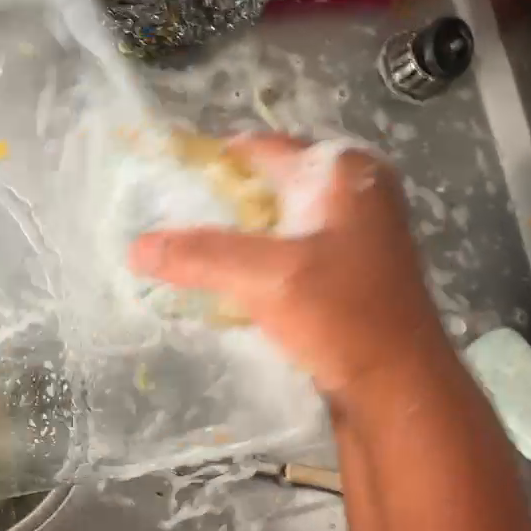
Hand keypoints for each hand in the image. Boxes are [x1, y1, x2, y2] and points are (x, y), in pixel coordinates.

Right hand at [129, 134, 454, 399]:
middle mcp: (349, 191)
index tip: (157, 187)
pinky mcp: (338, 268)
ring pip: (267, 221)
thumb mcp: (264, 277)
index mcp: (342, 173)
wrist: (395, 383)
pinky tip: (216, 283)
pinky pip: (277, 251)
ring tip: (177, 255)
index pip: (259, 148)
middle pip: (260, 184)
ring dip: (225, 237)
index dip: (205, 163)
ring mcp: (346, 231)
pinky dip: (245, 261)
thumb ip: (199, 255)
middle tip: (159, 225)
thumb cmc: (342, 316)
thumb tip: (135, 247)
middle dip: (209, 204)